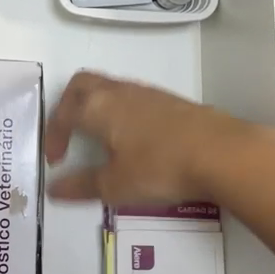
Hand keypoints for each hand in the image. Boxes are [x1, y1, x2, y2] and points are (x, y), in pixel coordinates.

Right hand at [44, 71, 263, 205]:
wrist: (220, 152)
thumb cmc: (160, 168)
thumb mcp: (116, 185)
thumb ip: (82, 185)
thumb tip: (54, 189)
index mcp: (98, 107)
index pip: (64, 113)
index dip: (54, 135)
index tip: (55, 161)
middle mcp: (118, 91)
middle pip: (82, 85)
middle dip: (67, 106)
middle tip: (67, 134)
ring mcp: (146, 92)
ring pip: (108, 88)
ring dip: (95, 108)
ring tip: (98, 139)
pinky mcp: (168, 100)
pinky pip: (131, 97)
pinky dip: (119, 111)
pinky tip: (132, 138)